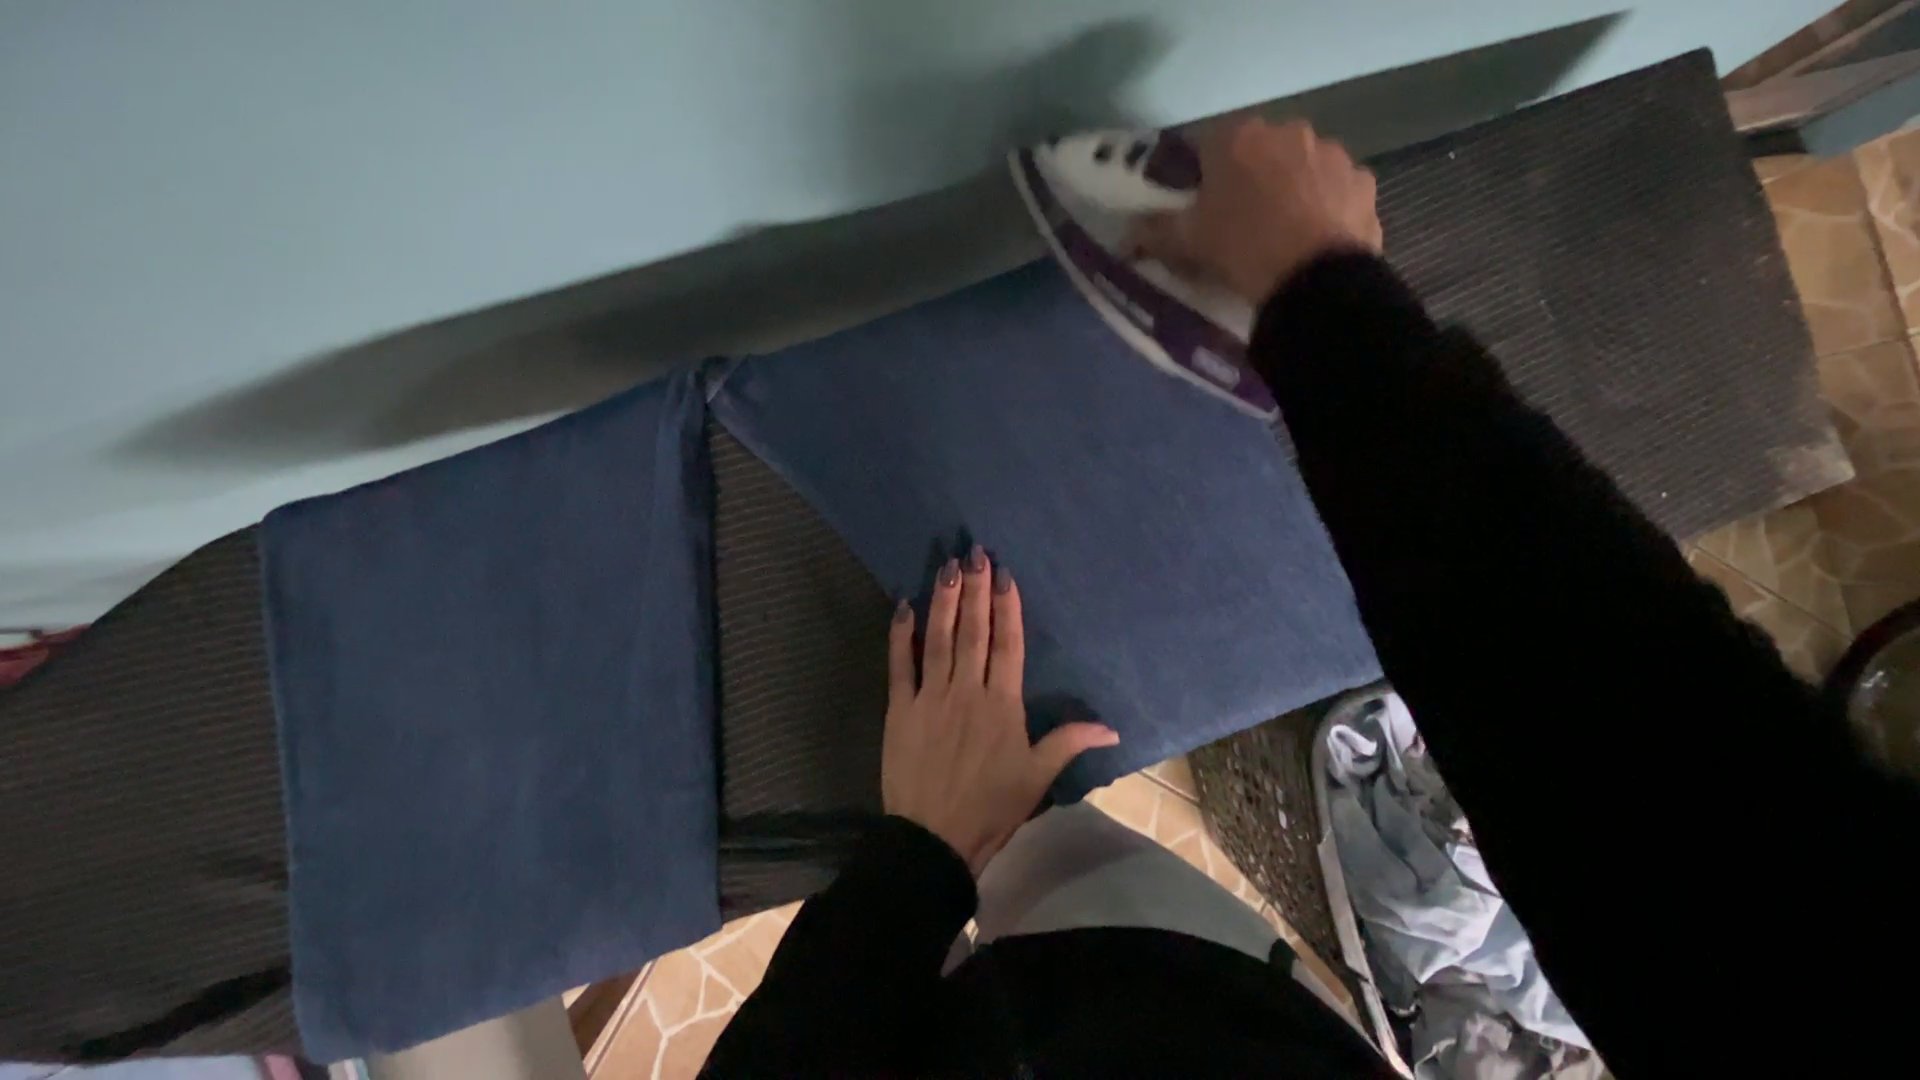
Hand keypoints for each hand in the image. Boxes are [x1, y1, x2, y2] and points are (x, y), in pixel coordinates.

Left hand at [883, 547, 1118, 875]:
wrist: (934, 839)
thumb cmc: (991, 808)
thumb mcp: (1036, 778)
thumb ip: (1069, 743)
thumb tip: (1112, 728)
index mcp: (1002, 705)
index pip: (1007, 645)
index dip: (1007, 607)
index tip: (1004, 574)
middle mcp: (967, 692)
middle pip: (973, 632)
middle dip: (975, 590)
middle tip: (974, 552)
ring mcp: (930, 698)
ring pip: (939, 640)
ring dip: (943, 602)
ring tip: (947, 566)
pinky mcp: (900, 709)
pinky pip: (900, 665)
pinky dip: (901, 635)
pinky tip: (904, 606)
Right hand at [1134, 118, 1382, 303]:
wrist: (1314, 280)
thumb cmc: (1240, 248)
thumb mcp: (1187, 243)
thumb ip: (1153, 232)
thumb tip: (1124, 235)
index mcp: (1239, 138)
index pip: (1209, 146)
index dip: (1202, 177)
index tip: (1201, 207)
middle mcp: (1289, 132)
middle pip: (1260, 153)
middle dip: (1250, 180)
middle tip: (1238, 225)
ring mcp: (1332, 155)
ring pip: (1301, 169)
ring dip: (1291, 191)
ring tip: (1281, 236)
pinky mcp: (1363, 184)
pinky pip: (1334, 193)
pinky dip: (1325, 210)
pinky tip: (1313, 242)